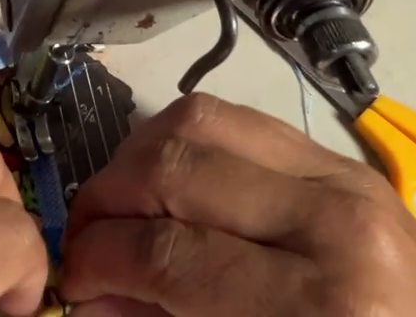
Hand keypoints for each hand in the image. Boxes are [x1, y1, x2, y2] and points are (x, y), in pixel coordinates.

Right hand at [61, 93, 415, 316]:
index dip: (100, 262)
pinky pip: (239, 120)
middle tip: (86, 236)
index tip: (71, 278)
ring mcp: (343, 175)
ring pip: (200, 119)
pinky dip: (186, 140)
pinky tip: (172, 180)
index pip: (169, 253)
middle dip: (108, 198)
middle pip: (175, 165)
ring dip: (140, 154)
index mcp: (321, 305)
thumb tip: (95, 294)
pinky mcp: (343, 161)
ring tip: (121, 200)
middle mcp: (331, 218)